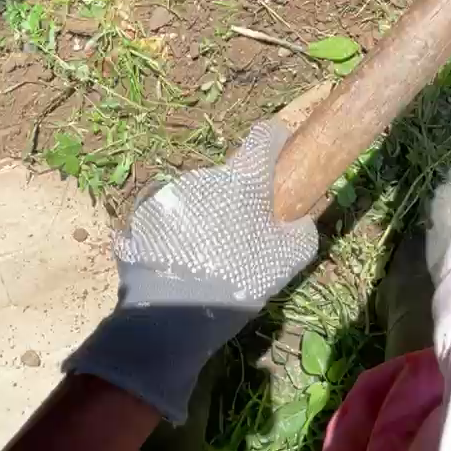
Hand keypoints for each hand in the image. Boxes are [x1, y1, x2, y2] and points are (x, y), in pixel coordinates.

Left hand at [64, 121, 317, 422]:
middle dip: (242, 194)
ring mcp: (173, 193)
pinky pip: (174, 215)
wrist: (170, 316)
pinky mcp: (147, 216)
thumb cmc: (238, 278)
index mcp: (245, 177)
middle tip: (246, 232)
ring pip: (202, 195)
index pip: (265, 135)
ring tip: (210, 256)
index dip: (277, 141)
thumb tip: (301, 219)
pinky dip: (182, 230)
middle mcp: (208, 175)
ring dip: (210, 213)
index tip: (282, 156)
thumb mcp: (288, 259)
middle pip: (232, 174)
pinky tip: (184, 262)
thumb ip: (303, 230)